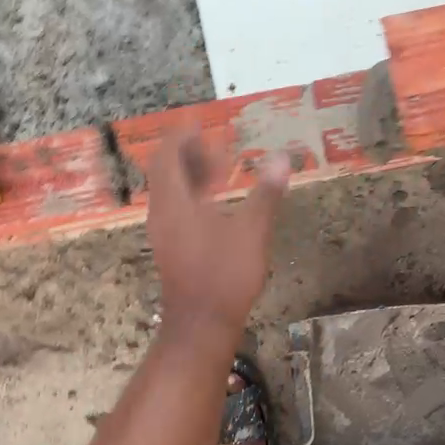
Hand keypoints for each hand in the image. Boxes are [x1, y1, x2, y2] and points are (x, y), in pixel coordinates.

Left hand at [144, 132, 289, 332]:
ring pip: (171, 191)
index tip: (199, 120)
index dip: (182, 135)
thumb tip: (282, 159)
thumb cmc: (225, 275)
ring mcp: (164, 232)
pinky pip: (176, 208)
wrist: (202, 323)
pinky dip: (193, 195)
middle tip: (216, 144)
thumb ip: (266, 193)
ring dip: (192, 175)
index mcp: (174, 202)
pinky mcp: (172, 248)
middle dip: (189, 153)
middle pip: (166, 171)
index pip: (168, 155)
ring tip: (221, 169)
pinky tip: (218, 204)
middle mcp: (162, 213)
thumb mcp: (252, 231)